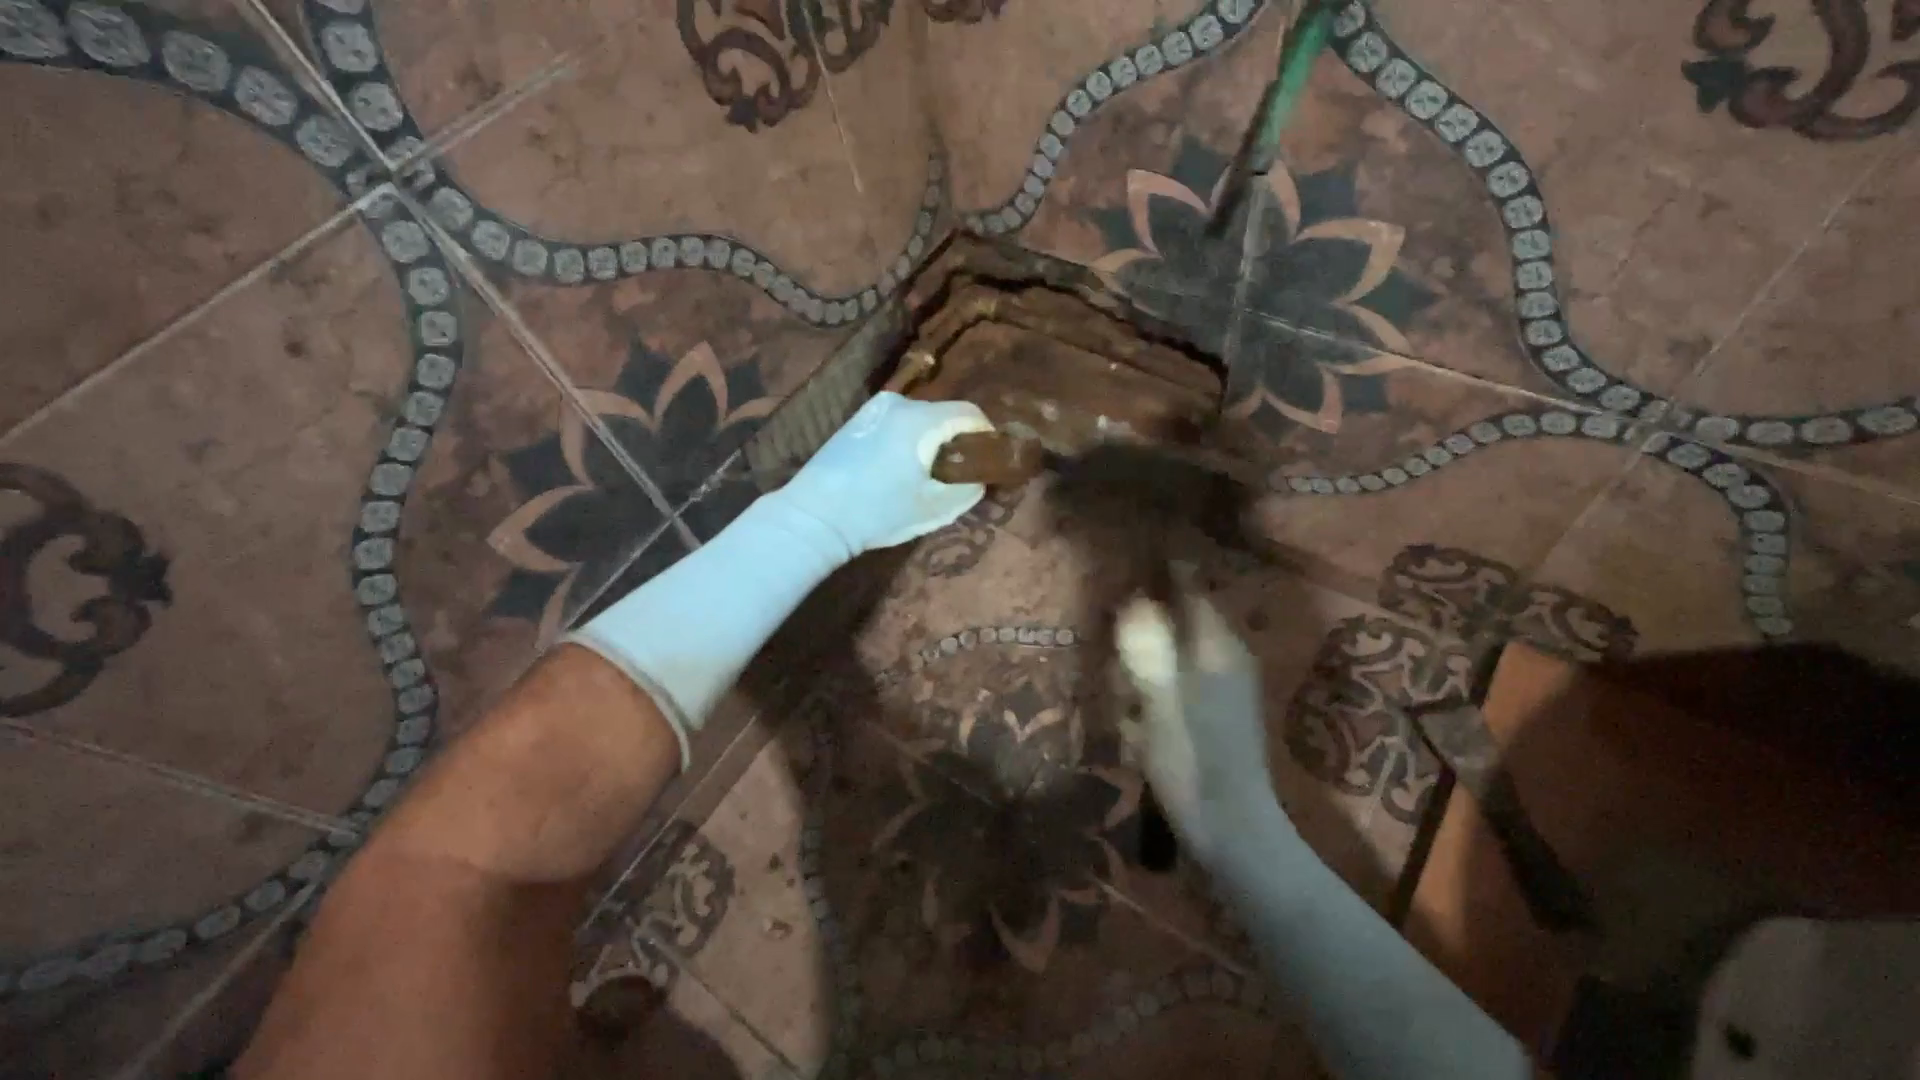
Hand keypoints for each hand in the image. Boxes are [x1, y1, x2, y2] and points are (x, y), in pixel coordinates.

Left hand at [773, 392, 993, 556]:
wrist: (815, 517)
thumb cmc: (878, 512)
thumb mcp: (933, 508)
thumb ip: (967, 489)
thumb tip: (979, 479)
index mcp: (921, 419)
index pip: (969, 413)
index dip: (986, 434)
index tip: (990, 458)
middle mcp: (898, 403)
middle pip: (943, 414)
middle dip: (957, 440)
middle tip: (961, 472)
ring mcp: (873, 410)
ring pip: (918, 420)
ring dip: (931, 441)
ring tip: (929, 475)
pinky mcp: (855, 422)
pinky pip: (896, 424)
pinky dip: (908, 441)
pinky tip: (899, 470)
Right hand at [1115, 585, 1286, 863]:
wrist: (1231, 831)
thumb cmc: (1194, 762)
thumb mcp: (1163, 702)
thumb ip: (1149, 649)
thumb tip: (1134, 600)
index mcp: (1218, 648)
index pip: (1191, 588)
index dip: (1162, 572)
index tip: (1129, 563)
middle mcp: (1224, 660)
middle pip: (1170, 626)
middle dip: (1138, 646)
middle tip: (1119, 680)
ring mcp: (1219, 690)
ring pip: (1165, 661)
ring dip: (1139, 680)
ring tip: (1127, 717)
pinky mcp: (1210, 718)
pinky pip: (1169, 692)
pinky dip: (1149, 706)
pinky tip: (1138, 736)